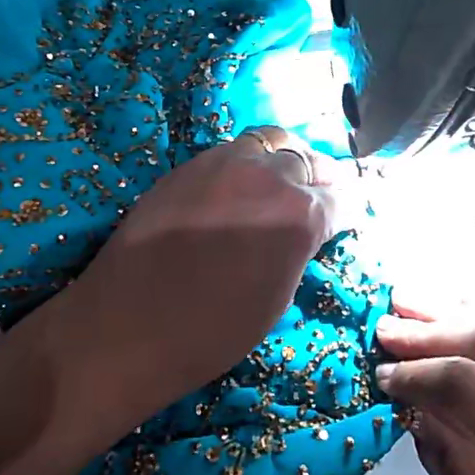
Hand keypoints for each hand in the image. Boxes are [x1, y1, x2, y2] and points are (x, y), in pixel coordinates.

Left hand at [62, 124, 344, 417]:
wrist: (127, 326)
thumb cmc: (212, 332)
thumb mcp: (277, 298)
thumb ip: (299, 249)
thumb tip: (307, 230)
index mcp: (299, 216)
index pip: (340, 198)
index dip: (347, 208)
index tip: (346, 215)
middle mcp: (267, 177)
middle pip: (307, 161)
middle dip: (319, 177)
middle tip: (318, 193)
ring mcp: (224, 164)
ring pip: (269, 143)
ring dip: (283, 159)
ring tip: (280, 180)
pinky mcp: (189, 165)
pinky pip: (231, 150)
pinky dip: (247, 161)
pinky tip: (239, 185)